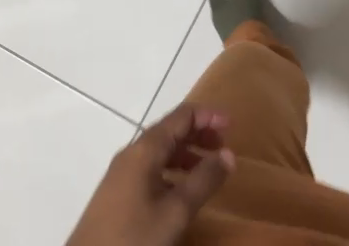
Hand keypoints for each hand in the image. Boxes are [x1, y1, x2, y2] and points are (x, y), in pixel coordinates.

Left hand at [66, 103, 235, 245]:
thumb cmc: (133, 237)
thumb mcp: (176, 211)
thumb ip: (204, 180)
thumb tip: (228, 154)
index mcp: (145, 149)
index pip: (182, 115)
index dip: (209, 116)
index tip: (232, 127)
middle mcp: (132, 154)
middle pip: (171, 130)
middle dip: (200, 134)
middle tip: (224, 149)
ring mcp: (121, 174)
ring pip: (160, 151)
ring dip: (187, 154)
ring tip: (208, 171)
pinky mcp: (116, 194)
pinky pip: (150, 168)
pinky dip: (172, 170)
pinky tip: (180, 192)